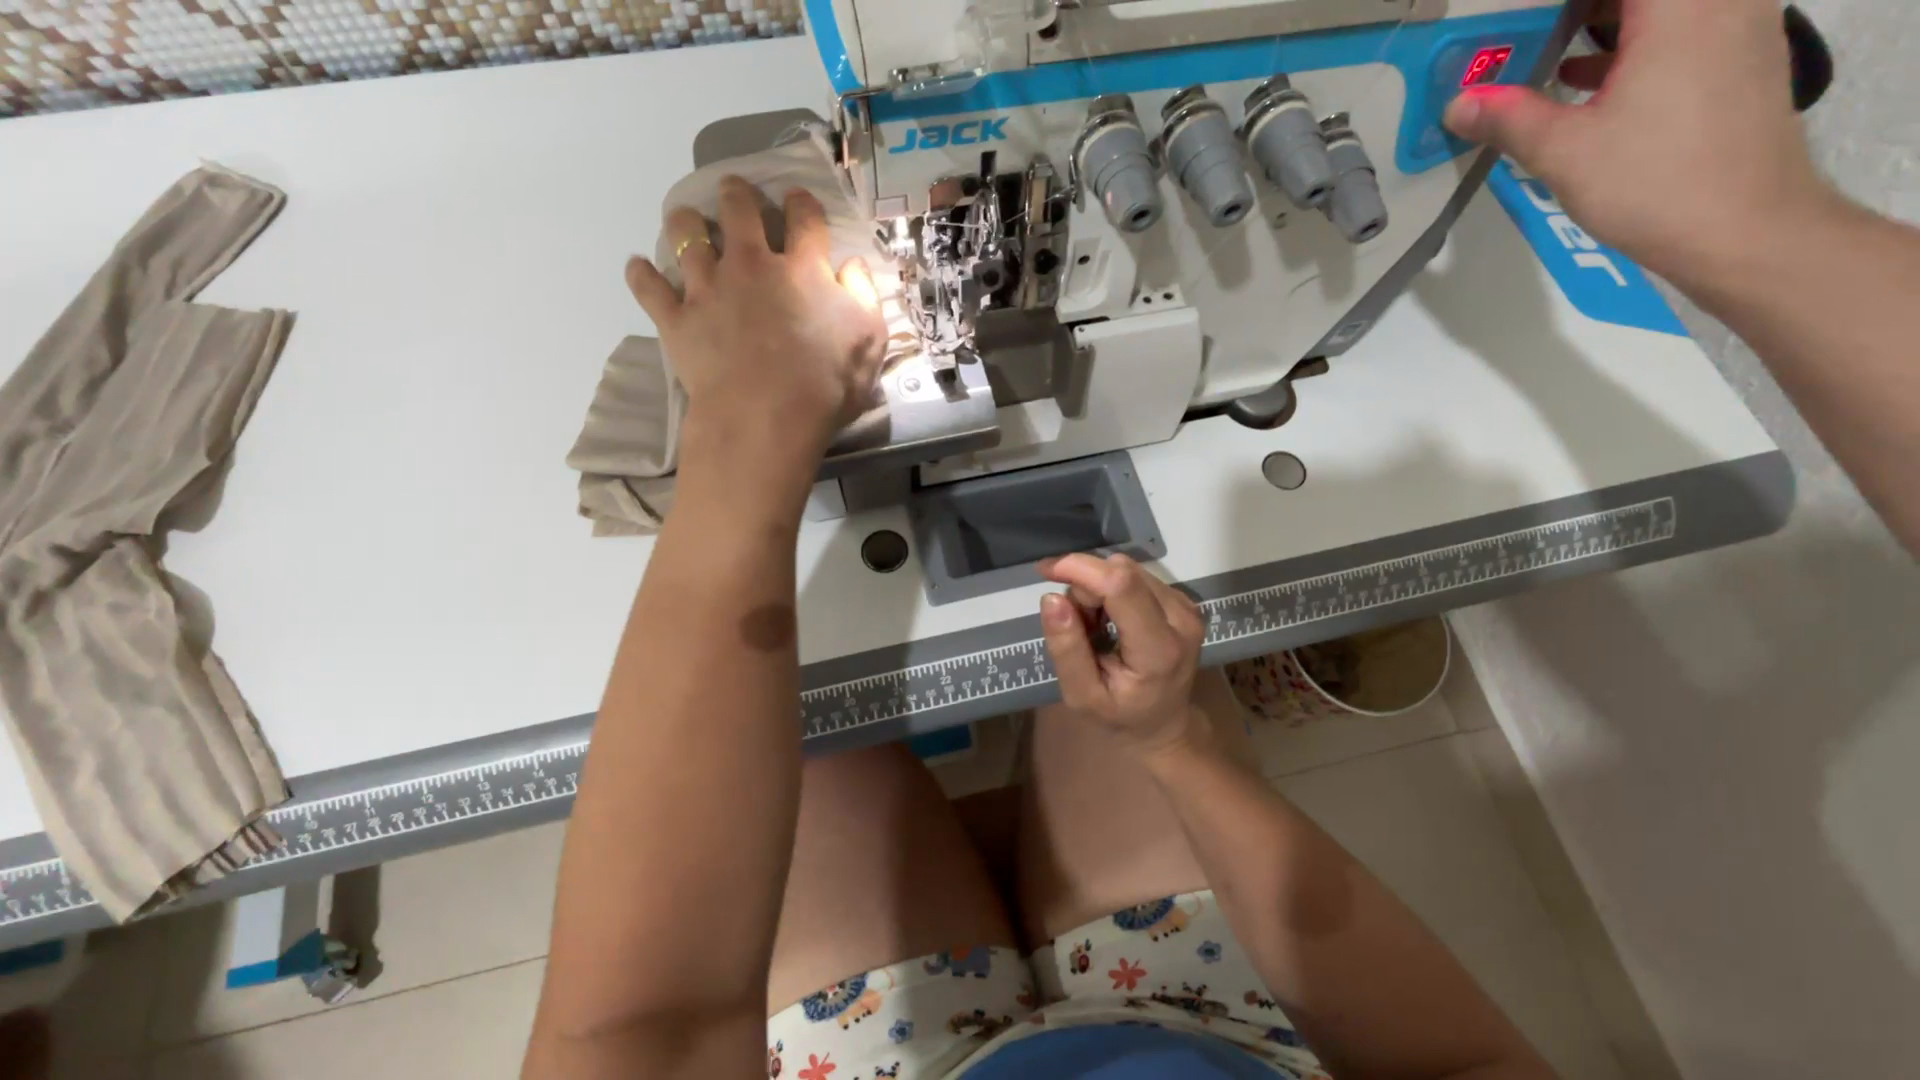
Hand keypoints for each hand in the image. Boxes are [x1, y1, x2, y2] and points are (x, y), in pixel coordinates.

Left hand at [625, 176, 887, 455]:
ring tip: (687, 221)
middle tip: (735, 192)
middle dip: (737, 194)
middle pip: (739, 209)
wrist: (767, 418)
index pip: (804, 218)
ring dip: (686, 221)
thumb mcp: (870, 339)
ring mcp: (708, 288)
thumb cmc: (826, 383)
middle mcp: (751, 264)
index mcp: (803, 268)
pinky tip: (639, 266)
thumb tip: (852, 266)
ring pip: (686, 234)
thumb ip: (863, 295)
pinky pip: (649, 287)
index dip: (802, 203)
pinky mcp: (677, 318)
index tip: (798, 201)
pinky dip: (641, 274)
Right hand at [1038, 553, 1208, 757]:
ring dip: (1098, 588)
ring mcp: (1185, 607)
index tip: (1046, 570)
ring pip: (1127, 569)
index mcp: (1158, 649)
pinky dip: (1112, 590)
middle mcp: (1180, 619)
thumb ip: (1067, 649)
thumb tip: (1051, 598)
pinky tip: (1111, 619)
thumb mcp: (1082, 696)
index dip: (1082, 568)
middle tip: (1077, 624)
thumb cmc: (1120, 716)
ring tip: (1095, 627)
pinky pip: (1136, 575)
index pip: (1122, 586)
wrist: (1164, 724)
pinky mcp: (1182, 600)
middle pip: (1121, 572)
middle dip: (1085, 586)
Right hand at [1443, 0, 1836, 288]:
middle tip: (1528, 33)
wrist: (1746, 229)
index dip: (1555, 4)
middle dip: (1580, 9)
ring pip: (1666, 7)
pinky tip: (1592, 77)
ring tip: (1551, 47)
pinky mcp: (1744, 60)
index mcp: (1679, 8)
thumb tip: (1458, 104)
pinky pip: (1688, 23)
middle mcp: (1721, 3)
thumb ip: (1508, 118)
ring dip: (1609, 17)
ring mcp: (1743, 28)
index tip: (1520, 20)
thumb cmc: (1653, 182)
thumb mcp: (1564, 152)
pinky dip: (1639, 36)